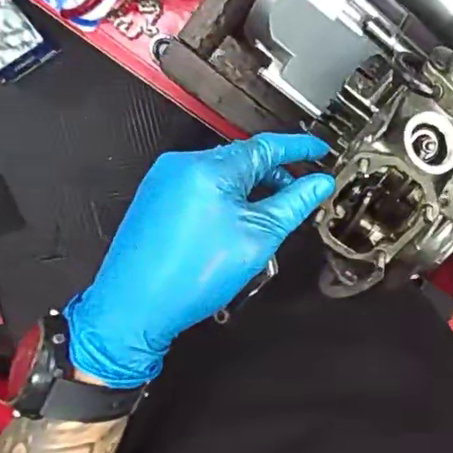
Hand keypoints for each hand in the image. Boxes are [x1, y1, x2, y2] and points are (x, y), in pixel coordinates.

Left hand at [65, 133, 334, 388]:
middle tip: (301, 192)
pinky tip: (236, 222)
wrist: (133, 306)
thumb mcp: (258, 238)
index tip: (319, 150)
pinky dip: (226, 196)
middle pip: (244, 158)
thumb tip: (319, 183)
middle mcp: (183, 164)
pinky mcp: (157, 195)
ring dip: (251, 188)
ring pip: (223, 172)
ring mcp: (166, 178)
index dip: (299, 148)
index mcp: (210, 169)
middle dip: (276, 174)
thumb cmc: (189, 277)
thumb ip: (293, 204)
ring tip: (268, 216)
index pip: (267, 146)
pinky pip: (202, 184)